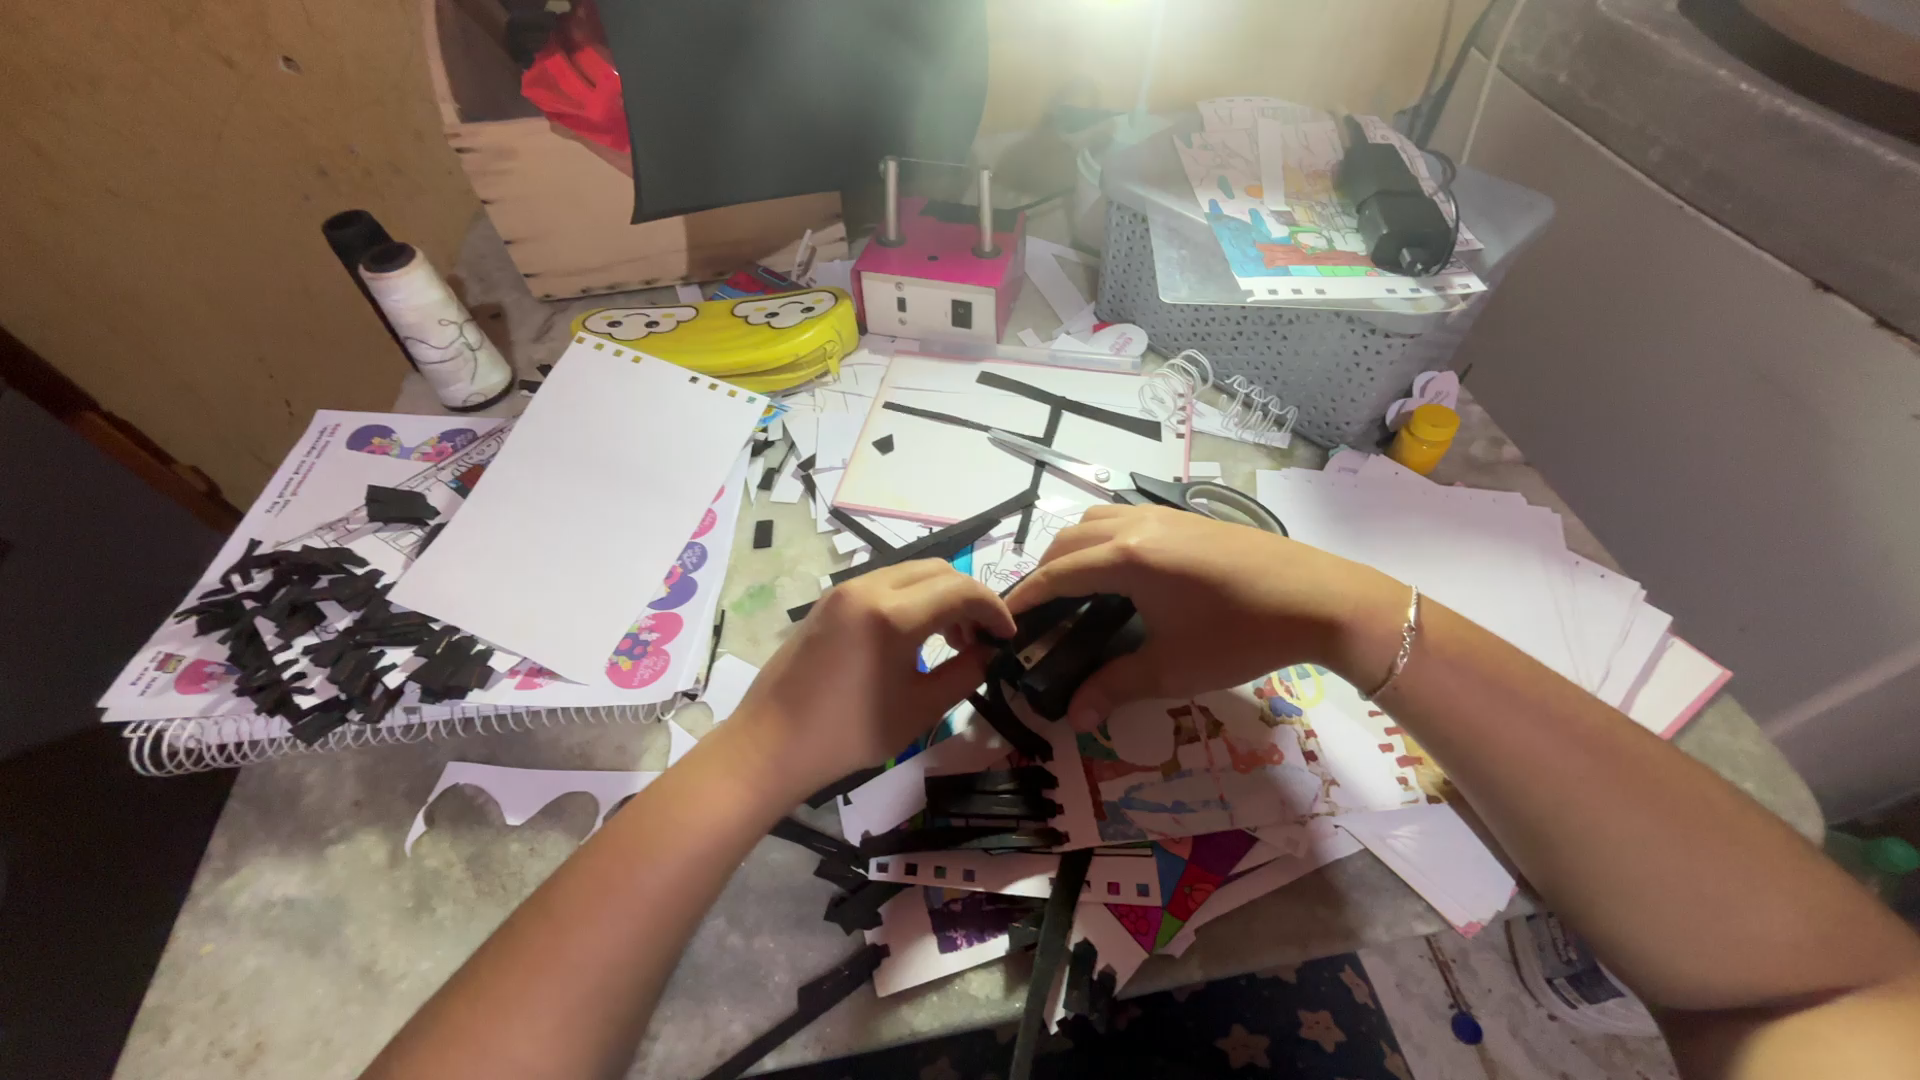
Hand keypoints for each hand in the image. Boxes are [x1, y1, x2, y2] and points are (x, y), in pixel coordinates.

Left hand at [729, 560, 1016, 798]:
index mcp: (892, 614)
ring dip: (940, 596)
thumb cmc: (848, 735)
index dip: (994, 609)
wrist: (771, 744)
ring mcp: (845, 590)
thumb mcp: (919, 710)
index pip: (962, 590)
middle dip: (969, 598)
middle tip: (979, 639)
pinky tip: (913, 637)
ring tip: (950, 640)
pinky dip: (912, 599)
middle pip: (939, 570)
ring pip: (912, 572)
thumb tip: (988, 652)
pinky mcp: (830, 600)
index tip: (1008, 636)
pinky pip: (885, 583)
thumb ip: (964, 673)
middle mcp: (868, 587)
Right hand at [1003, 504, 1406, 729]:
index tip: (1003, 620)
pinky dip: (1101, 538)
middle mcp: (1136, 525)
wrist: (1319, 598)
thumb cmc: (1241, 634)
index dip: (1024, 597)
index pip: (1056, 573)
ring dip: (1072, 548)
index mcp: (1126, 558)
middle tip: (1040, 613)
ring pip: (1095, 519)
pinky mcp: (1185, 517)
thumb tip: (1074, 716)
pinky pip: (1123, 517)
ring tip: (1076, 588)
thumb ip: (1114, 687)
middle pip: (1068, 539)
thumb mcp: (1172, 667)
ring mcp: (1163, 515)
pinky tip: (1121, 572)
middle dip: (1044, 572)